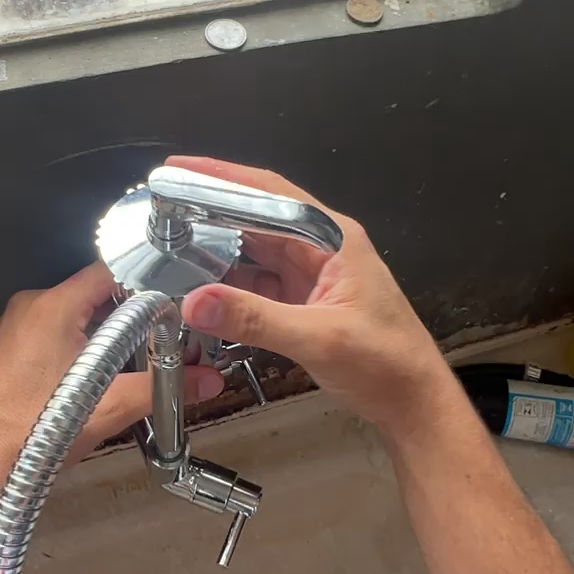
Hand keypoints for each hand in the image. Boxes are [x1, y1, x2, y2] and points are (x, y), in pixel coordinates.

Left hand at [0, 263, 224, 469]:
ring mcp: (21, 330)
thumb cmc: (28, 434)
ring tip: (133, 367)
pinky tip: (100, 381)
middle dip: (134, 318)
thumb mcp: (110, 406)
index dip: (148, 285)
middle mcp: (32, 309)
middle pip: (99, 295)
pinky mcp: (16, 352)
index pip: (112, 271)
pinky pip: (61, 337)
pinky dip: (87, 351)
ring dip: (110, 338)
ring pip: (81, 318)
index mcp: (52, 306)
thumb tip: (205, 381)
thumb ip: (164, 387)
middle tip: (162, 343)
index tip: (172, 306)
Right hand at [170, 156, 454, 434]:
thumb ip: (255, 319)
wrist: (412, 404)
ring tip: (170, 251)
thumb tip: (197, 302)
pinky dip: (228, 288)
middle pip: (254, 219)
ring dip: (215, 253)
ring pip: (252, 253)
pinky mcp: (302, 303)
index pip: (269, 193)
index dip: (221, 177)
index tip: (179, 169)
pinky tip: (201, 291)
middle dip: (208, 214)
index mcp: (332, 238)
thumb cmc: (387, 364)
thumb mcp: (319, 338)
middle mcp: (319, 249)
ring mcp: (310, 276)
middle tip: (162, 214)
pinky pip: (257, 285)